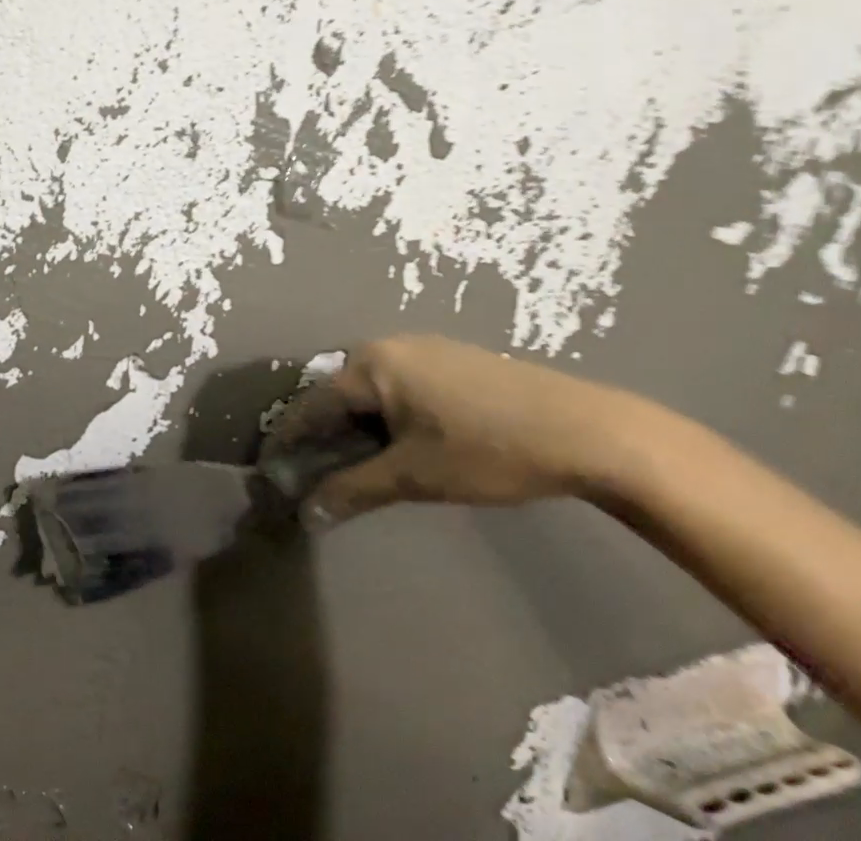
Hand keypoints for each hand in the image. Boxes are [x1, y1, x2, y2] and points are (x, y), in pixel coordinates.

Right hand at [273, 335, 668, 527]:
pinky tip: (395, 449)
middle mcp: (392, 346)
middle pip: (338, 395)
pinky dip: (384, 421)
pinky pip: (399, 390)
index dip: (288, 442)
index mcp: (373, 364)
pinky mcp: (456, 364)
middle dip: (321, 438)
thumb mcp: (412, 476)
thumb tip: (305, 515)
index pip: (311, 405)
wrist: (590, 432)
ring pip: (370, 393)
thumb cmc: (488, 450)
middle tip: (311, 477)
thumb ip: (351, 491)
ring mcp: (428, 351)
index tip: (270, 473)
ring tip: (350, 470)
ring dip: (354, 431)